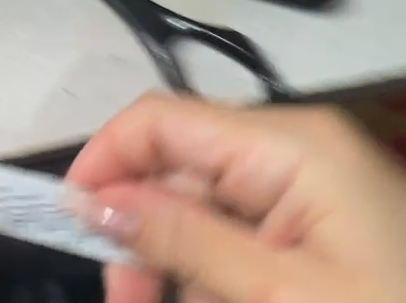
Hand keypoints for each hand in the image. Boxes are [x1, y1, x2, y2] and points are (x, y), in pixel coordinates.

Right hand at [67, 93, 405, 302]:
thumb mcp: (282, 294)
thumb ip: (182, 237)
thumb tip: (86, 197)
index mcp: (287, 142)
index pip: (159, 120)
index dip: (104, 160)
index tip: (71, 221)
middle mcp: (295, 147)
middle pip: (180, 169)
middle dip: (142, 231)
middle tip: (124, 300)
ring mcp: (318, 187)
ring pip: (208, 209)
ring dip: (179, 263)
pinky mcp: (334, 225)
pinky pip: (249, 235)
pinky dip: (222, 274)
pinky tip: (219, 301)